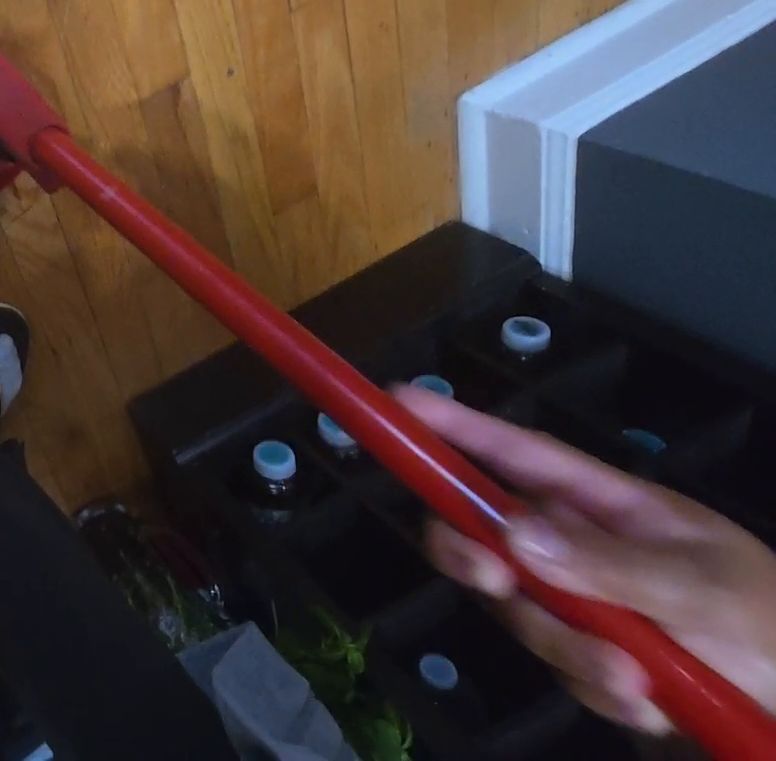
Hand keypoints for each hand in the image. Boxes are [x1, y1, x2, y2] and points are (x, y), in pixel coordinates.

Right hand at [399, 385, 775, 733]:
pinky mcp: (586, 658)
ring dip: (561, 644)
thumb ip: (610, 564)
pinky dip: (593, 688)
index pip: (516, 455)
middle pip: (479, 529)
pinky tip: (648, 708)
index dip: (453, 424)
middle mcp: (576, 546)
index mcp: (609, 508)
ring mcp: (579, 604)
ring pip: (512, 604)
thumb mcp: (711, 594)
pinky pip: (552, 664)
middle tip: (489, 578)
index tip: (396, 400)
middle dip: (471, 554)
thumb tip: (508, 530)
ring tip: (631, 681)